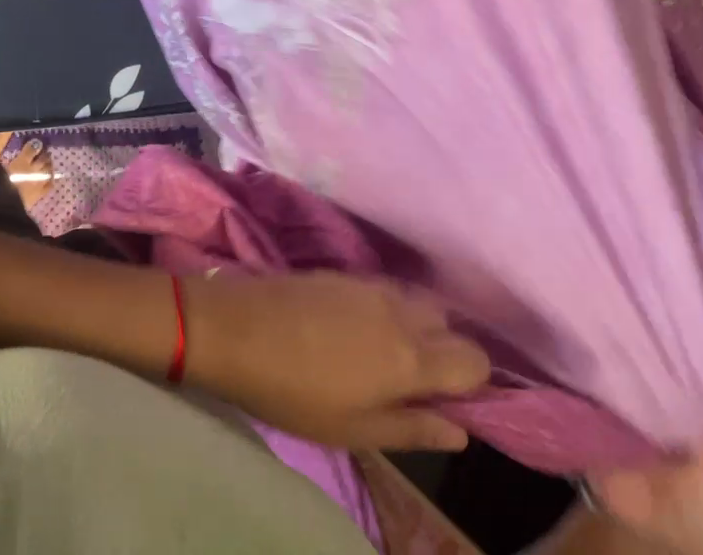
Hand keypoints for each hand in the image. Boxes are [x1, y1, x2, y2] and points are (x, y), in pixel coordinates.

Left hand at [181, 271, 491, 450]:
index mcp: (412, 356)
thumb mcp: (351, 429)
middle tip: (404, 377)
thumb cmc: (288, 390)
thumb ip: (412, 429)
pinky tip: (346, 326)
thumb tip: (459, 432)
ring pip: (414, 301)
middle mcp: (398, 312)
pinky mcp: (335, 271)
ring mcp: (365, 285)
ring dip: (410, 324)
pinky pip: (379, 287)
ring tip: (374, 351)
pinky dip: (380, 306)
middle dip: (441, 349)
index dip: (468, 383)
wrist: (226, 329)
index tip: (438, 399)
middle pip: (448, 325)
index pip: (476, 360)